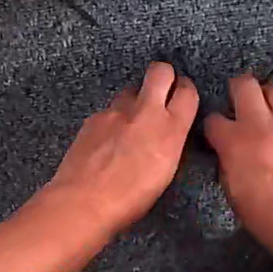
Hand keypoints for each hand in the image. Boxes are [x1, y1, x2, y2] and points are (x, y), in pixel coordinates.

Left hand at [32, 62, 199, 238]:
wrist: (84, 200)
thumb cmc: (129, 199)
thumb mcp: (165, 173)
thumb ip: (169, 143)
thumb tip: (167, 132)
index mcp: (170, 130)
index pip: (187, 92)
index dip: (186, 89)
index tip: (182, 93)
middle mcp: (144, 113)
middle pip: (160, 71)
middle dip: (163, 75)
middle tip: (161, 89)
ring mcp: (116, 112)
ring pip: (130, 90)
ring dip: (134, 100)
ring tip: (130, 123)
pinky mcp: (94, 117)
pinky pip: (109, 110)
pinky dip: (112, 120)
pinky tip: (107, 140)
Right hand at [204, 75, 272, 247]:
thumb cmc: (264, 214)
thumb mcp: (231, 188)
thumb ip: (227, 159)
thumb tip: (228, 148)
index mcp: (234, 141)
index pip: (213, 119)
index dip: (213, 125)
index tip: (217, 132)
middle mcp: (261, 125)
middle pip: (245, 85)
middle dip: (238, 89)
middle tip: (239, 100)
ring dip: (267, 97)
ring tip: (267, 109)